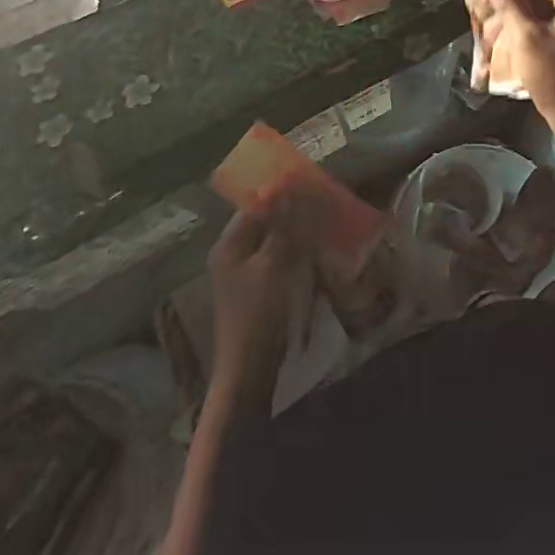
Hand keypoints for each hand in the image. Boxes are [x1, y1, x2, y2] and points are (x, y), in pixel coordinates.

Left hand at [208, 197, 305, 382]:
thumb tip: (289, 189)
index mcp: (229, 245)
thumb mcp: (273, 266)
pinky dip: (296, 252)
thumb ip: (282, 228)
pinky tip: (317, 252)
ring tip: (325, 223)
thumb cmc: (259, 315)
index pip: (254, 206)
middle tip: (323, 203)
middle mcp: (233, 255)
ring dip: (296, 232)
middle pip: (263, 222)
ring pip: (273, 241)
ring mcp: (246, 274)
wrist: (250, 371)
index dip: (280, 193)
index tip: (310, 183)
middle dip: (291, 212)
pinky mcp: (259, 291)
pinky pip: (279, 260)